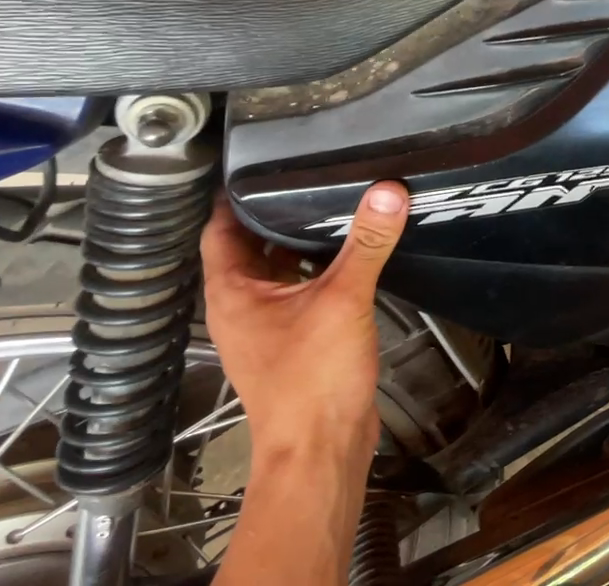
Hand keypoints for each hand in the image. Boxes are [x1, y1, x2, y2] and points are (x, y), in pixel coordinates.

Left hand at [201, 183, 408, 463]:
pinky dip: (323, 270)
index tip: (260, 163)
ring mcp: (271, 327)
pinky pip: (306, 291)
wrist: (321, 446)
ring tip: (337, 205)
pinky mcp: (299, 341)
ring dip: (303, 243)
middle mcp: (244, 307)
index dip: (235, 196)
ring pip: (282, 270)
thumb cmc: (312, 377)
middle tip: (312, 175)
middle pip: (253, 248)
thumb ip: (367, 243)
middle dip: (279, 214)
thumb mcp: (343, 298)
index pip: (220, 230)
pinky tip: (354, 256)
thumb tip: (388, 191)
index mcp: (234, 293)